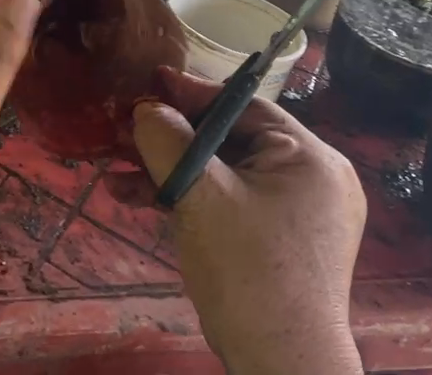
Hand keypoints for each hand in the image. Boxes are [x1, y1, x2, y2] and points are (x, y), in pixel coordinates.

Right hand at [134, 68, 365, 374]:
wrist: (279, 364)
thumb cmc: (246, 269)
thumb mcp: (199, 195)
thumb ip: (168, 140)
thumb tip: (146, 108)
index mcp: (310, 158)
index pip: (243, 105)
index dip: (189, 94)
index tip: (146, 85)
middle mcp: (313, 177)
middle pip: (229, 137)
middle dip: (171, 139)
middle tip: (124, 134)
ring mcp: (299, 210)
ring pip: (223, 170)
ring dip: (170, 170)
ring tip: (118, 175)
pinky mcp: (280, 237)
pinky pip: (229, 198)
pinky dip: (190, 197)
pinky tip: (139, 200)